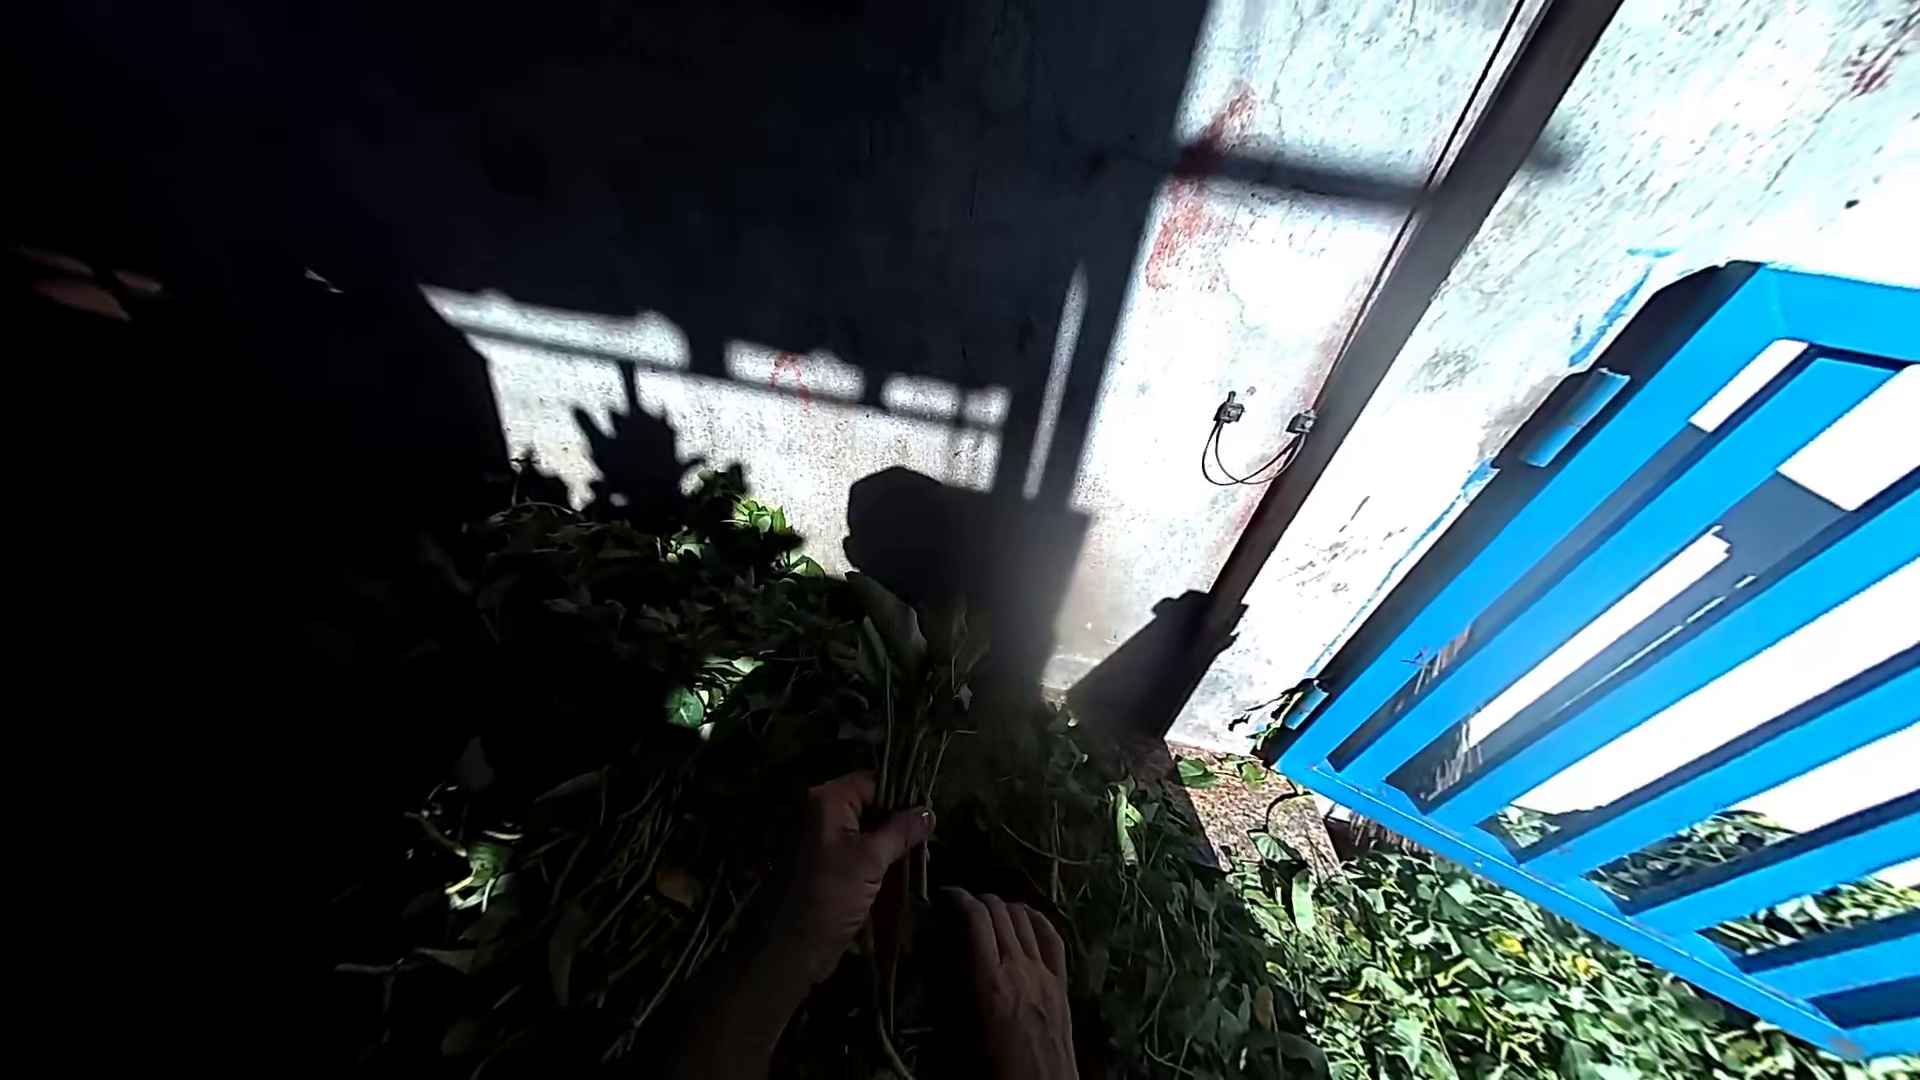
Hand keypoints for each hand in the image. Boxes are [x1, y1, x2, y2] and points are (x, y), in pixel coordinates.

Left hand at [770, 771, 933, 986]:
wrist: (790, 951)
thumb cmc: (829, 896)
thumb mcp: (871, 860)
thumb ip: (902, 830)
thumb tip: (929, 811)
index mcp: (827, 801)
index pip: (873, 781)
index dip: (902, 795)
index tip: (927, 814)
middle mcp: (820, 812)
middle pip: (871, 805)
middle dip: (900, 823)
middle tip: (926, 843)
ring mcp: (821, 838)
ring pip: (867, 829)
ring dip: (892, 844)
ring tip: (918, 861)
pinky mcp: (824, 863)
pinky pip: (857, 850)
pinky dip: (878, 859)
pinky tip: (900, 874)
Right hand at [945, 888, 1076, 1079]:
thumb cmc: (990, 1074)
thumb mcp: (955, 1038)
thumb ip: (944, 993)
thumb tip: (931, 957)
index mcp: (989, 982)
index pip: (975, 918)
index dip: (959, 898)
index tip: (945, 895)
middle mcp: (1018, 968)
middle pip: (999, 911)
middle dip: (979, 900)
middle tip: (963, 906)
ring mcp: (1044, 973)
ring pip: (1024, 917)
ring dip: (1004, 906)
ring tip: (990, 911)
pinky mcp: (1062, 984)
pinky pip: (1051, 936)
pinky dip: (1036, 919)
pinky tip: (1025, 917)